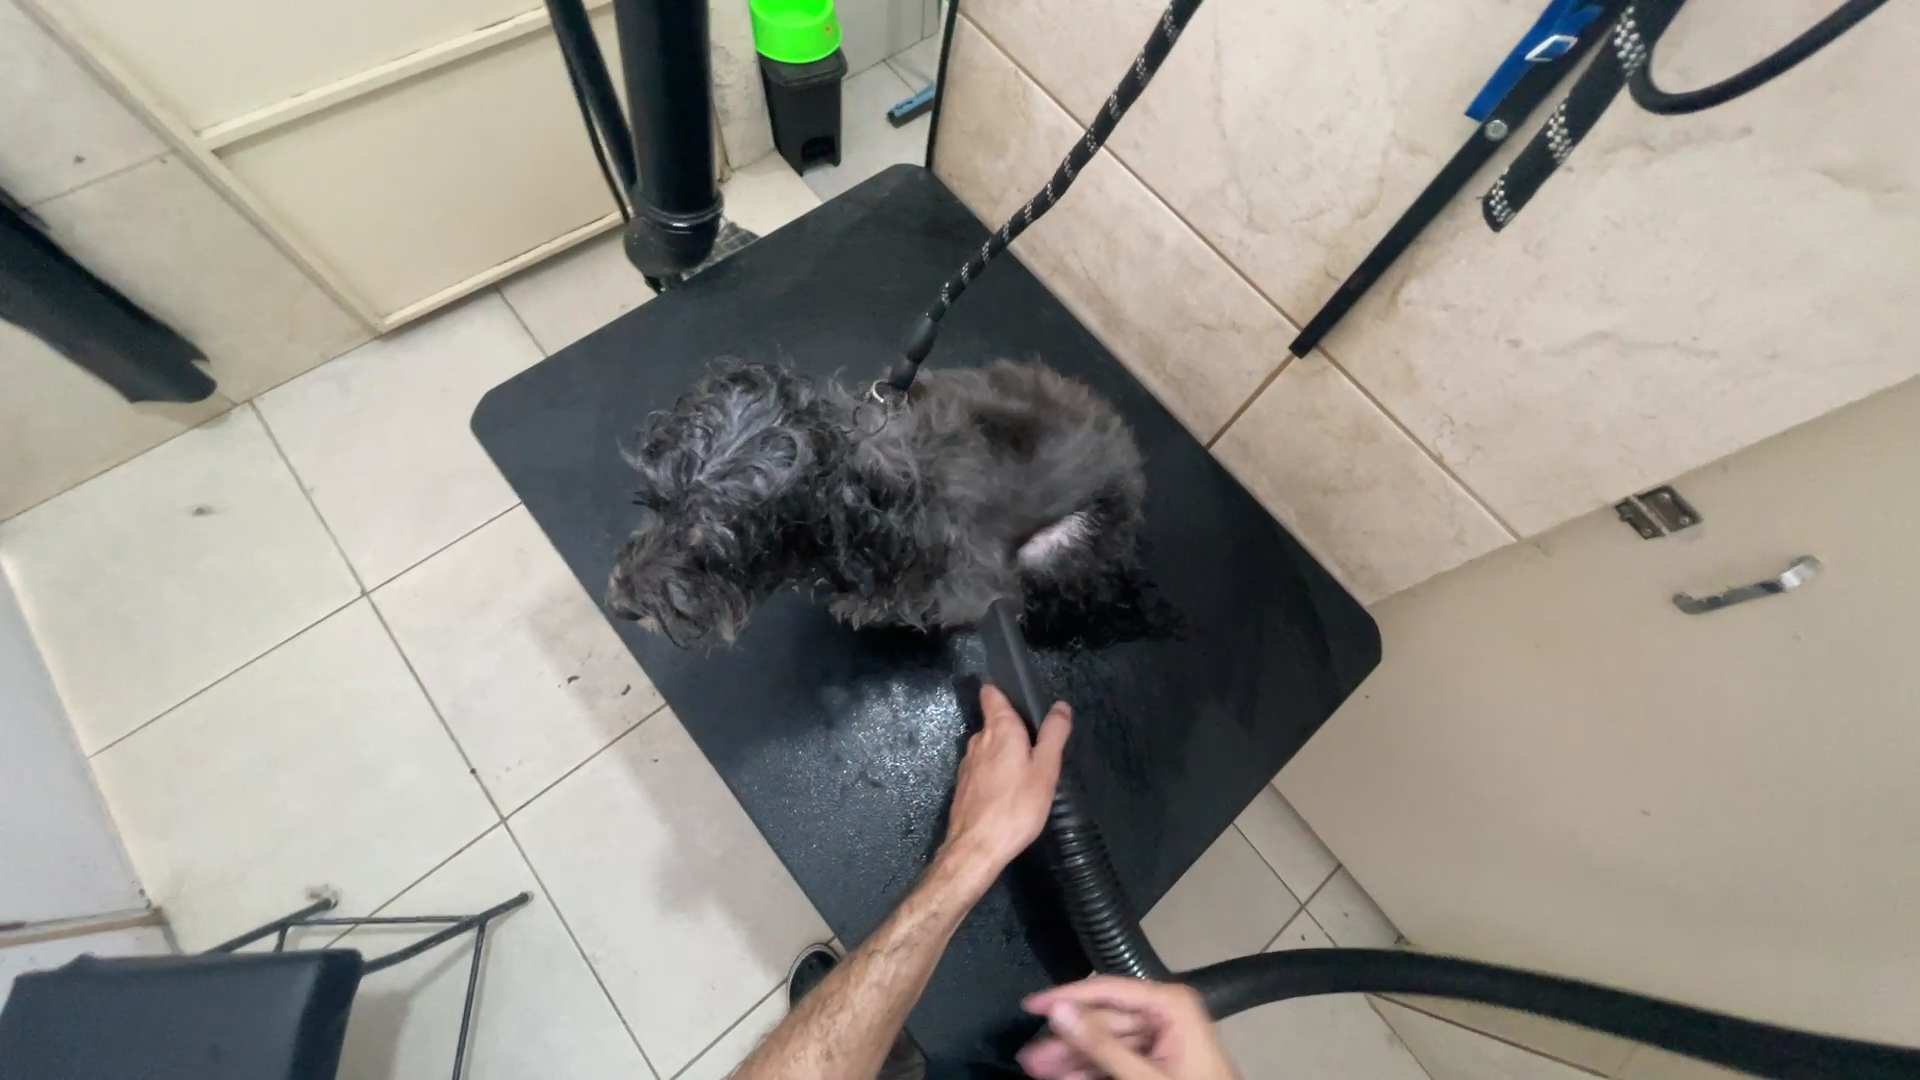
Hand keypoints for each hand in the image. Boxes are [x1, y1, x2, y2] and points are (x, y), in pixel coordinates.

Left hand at [937, 684, 1070, 891]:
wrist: (976, 848)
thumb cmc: (1016, 805)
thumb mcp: (1045, 769)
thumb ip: (1054, 735)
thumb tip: (1061, 706)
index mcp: (999, 729)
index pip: (991, 694)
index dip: (1003, 690)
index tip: (1019, 696)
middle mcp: (979, 740)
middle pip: (993, 721)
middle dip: (1012, 726)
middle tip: (1037, 742)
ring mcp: (968, 763)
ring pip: (988, 746)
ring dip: (1005, 751)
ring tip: (1027, 768)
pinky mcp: (964, 785)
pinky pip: (983, 768)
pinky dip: (996, 771)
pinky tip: (1009, 790)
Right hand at [1019, 977, 1237, 1079]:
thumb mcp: (1146, 1079)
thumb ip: (1102, 1045)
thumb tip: (1058, 1010)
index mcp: (1170, 1004)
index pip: (1107, 990)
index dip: (1066, 997)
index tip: (1030, 1006)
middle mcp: (1165, 1012)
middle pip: (1103, 1019)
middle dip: (1066, 1040)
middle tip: (1029, 1058)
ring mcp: (1163, 1038)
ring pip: (1106, 1043)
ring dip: (1072, 1058)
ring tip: (1036, 1070)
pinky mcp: (1160, 1064)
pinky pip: (1118, 1060)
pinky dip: (1092, 1070)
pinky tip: (1065, 1077)